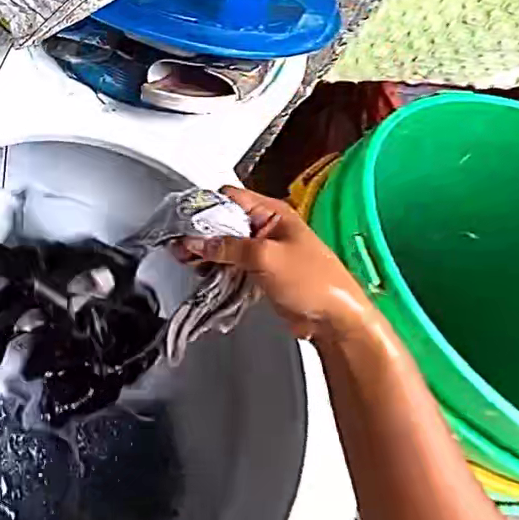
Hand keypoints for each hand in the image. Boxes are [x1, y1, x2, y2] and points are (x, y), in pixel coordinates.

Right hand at [178, 185, 379, 344]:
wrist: (337, 322)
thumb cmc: (314, 282)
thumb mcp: (265, 256)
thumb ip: (227, 247)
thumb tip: (196, 242)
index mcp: (271, 212)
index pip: (228, 196)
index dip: (205, 206)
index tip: (185, 221)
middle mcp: (266, 226)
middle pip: (223, 219)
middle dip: (201, 230)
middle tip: (181, 243)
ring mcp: (263, 248)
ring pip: (224, 241)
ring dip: (206, 249)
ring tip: (186, 258)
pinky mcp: (260, 270)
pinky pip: (231, 261)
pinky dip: (215, 264)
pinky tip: (202, 270)